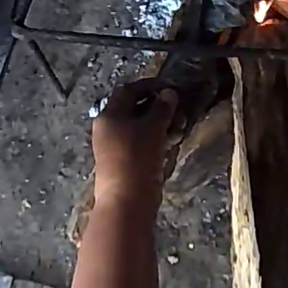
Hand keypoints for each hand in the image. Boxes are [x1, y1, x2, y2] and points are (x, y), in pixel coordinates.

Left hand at [91, 79, 176, 205]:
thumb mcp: (153, 129)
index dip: (149, 86)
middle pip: (132, 109)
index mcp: (109, 114)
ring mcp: (113, 145)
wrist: (126, 201)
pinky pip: (139, 143)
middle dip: (156, 107)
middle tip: (177, 108)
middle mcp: (108, 127)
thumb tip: (169, 92)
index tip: (170, 87)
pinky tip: (171, 142)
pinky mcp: (122, 161)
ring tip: (179, 126)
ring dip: (158, 124)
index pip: (128, 90)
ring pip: (137, 127)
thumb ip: (162, 109)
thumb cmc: (137, 158)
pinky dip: (154, 139)